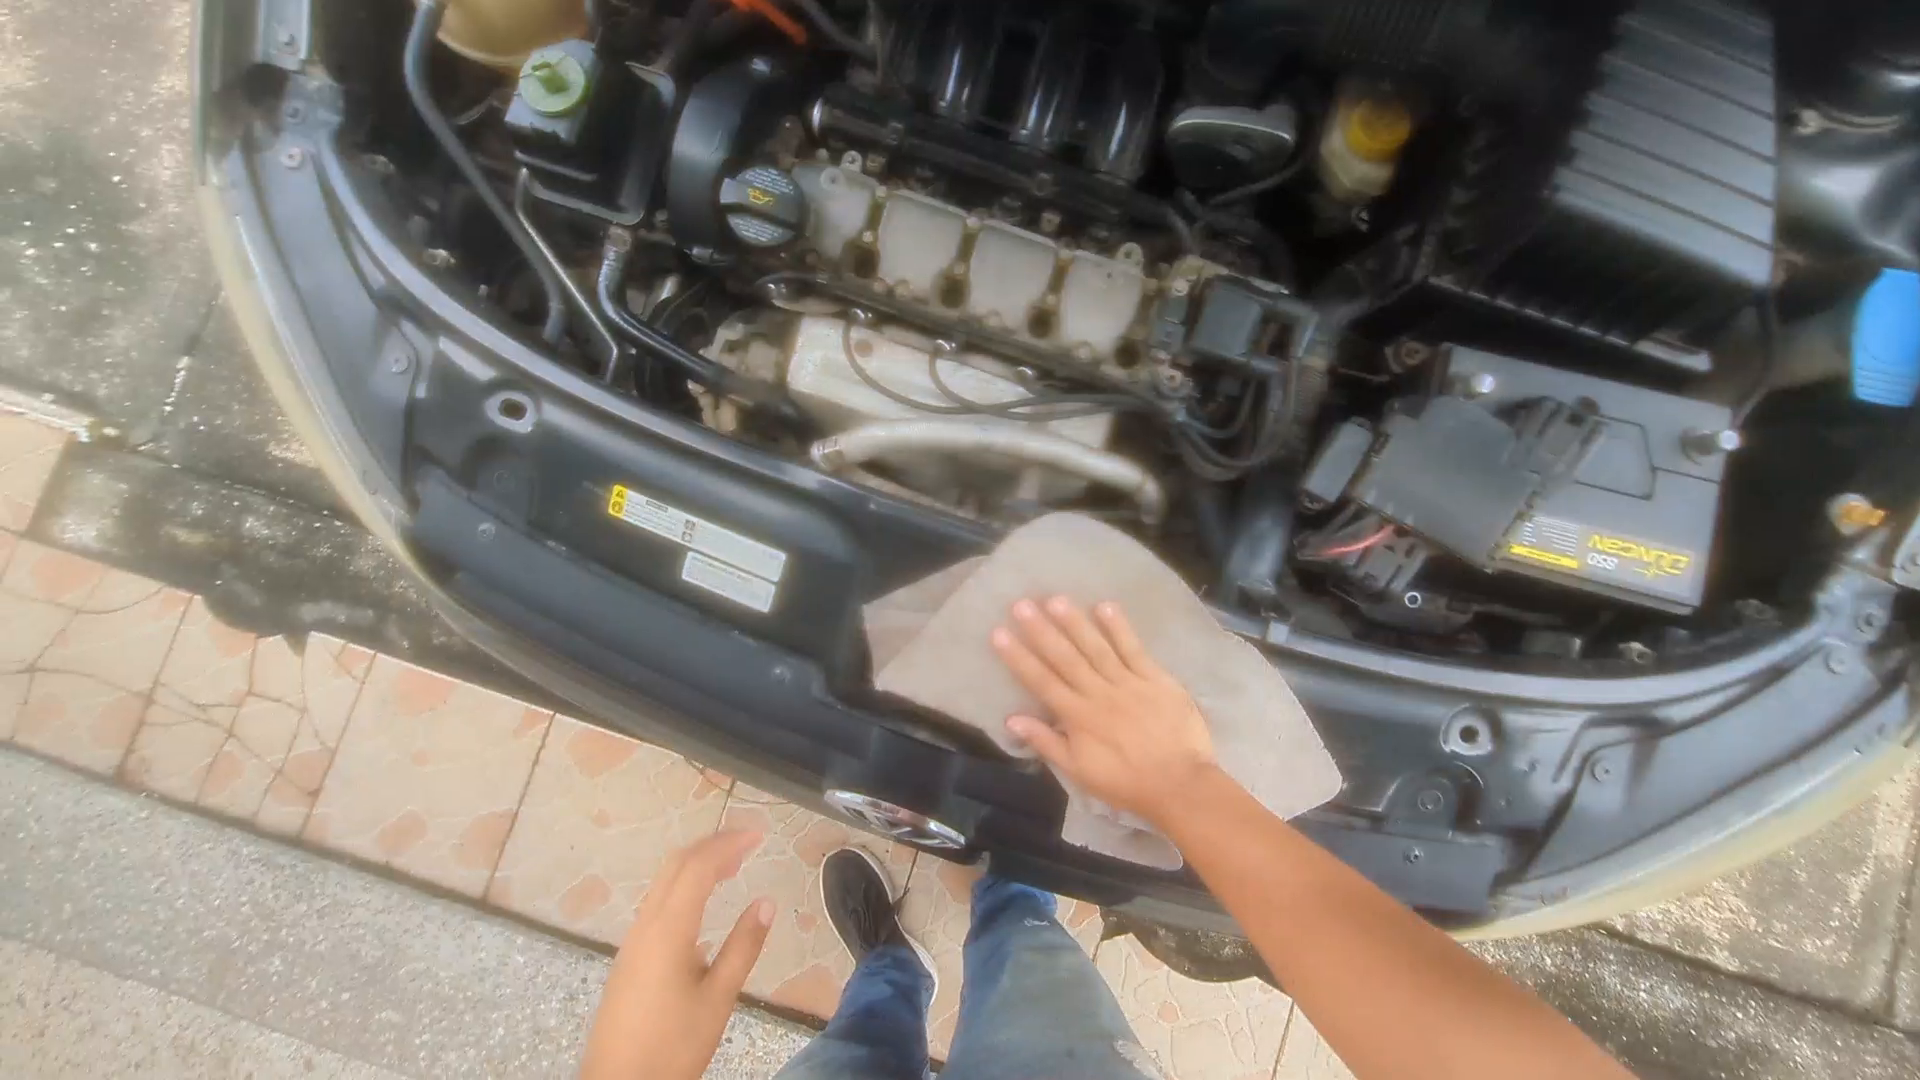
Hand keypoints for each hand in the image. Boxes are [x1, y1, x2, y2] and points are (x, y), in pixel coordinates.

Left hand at [580, 830, 772, 1079]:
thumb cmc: (672, 1045)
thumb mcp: (719, 999)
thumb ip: (744, 946)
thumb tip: (766, 901)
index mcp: (668, 929)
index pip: (699, 866)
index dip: (730, 843)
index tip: (760, 834)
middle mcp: (646, 925)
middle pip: (676, 864)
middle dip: (713, 845)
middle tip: (749, 842)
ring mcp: (633, 940)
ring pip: (664, 882)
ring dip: (698, 864)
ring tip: (734, 867)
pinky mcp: (630, 957)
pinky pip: (658, 902)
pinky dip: (685, 886)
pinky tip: (704, 906)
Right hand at [992, 596, 1218, 828]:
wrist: (1180, 785)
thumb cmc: (1126, 783)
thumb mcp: (1079, 772)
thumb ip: (1046, 742)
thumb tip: (1011, 719)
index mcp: (1078, 717)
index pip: (1041, 681)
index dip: (1019, 657)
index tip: (999, 633)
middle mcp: (1099, 693)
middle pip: (1065, 658)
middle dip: (1041, 631)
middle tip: (1021, 605)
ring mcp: (1128, 683)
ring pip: (1096, 648)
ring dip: (1075, 623)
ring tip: (1055, 599)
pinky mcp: (1156, 679)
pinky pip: (1134, 649)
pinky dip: (1119, 628)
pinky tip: (1105, 606)